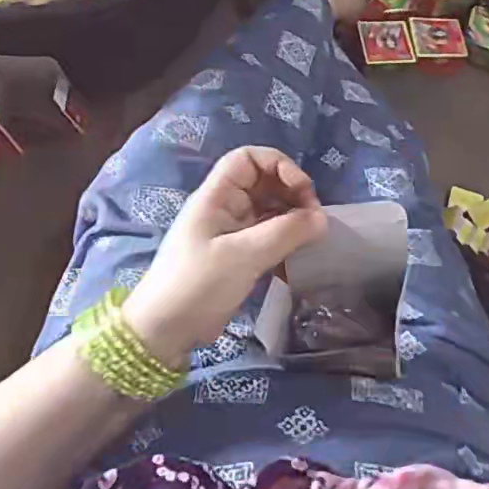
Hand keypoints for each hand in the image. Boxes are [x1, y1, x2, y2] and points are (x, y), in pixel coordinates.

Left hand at [122, 147, 326, 370]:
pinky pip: (267, 237)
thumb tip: (323, 219)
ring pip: (268, 211)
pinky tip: (299, 256)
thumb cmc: (198, 284)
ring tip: (311, 237)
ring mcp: (231, 233)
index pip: (247, 159)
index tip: (302, 190)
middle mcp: (224, 208)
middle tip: (314, 218)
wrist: (165, 330)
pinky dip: (285, 240)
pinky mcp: (237, 257)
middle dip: (292, 192)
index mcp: (216, 197)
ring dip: (292, 218)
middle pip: (263, 183)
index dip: (278, 164)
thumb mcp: (243, 256)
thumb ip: (285, 233)